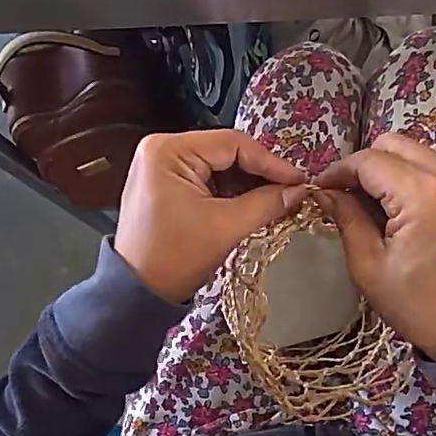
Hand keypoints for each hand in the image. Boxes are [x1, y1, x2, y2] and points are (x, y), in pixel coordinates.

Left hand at [114, 129, 309, 301]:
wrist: (138, 292)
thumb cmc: (174, 258)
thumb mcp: (226, 227)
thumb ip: (266, 204)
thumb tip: (298, 191)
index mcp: (168, 150)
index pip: (232, 143)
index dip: (270, 162)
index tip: (297, 181)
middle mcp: (161, 149)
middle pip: (226, 152)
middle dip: (260, 174)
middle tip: (290, 191)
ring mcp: (161, 167)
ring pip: (219, 167)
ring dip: (247, 185)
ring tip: (276, 201)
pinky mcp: (165, 186)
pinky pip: (207, 181)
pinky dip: (231, 193)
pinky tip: (252, 206)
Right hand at [315, 134, 435, 359]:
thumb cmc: (418, 305)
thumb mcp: (369, 266)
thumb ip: (346, 218)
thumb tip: (324, 191)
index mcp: (426, 195)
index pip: (371, 160)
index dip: (340, 170)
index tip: (321, 188)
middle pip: (394, 145)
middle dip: (365, 166)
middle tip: (346, 197)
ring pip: (415, 153)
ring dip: (389, 171)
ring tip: (373, 207)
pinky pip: (435, 167)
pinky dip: (412, 178)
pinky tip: (401, 210)